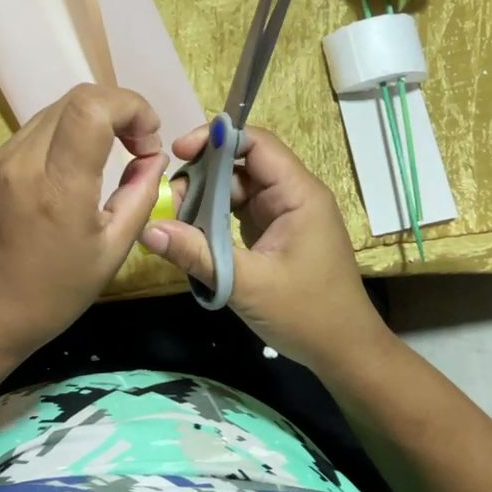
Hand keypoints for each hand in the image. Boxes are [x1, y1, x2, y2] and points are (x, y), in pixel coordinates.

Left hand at [0, 84, 167, 362]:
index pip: (92, 107)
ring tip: (112, 154)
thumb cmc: (53, 293)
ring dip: (93, 120)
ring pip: (56, 110)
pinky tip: (77, 167)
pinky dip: (67, 135)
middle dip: (119, 110)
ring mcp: (0, 159)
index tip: (148, 140)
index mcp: (57, 186)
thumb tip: (154, 157)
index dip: (130, 108)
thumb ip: (140, 195)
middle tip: (138, 146)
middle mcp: (23, 161)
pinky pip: (36, 131)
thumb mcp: (112, 251)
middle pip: (77, 98)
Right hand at [139, 126, 387, 368]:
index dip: (216, 139)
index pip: (256, 144)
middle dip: (201, 174)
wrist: (344, 352)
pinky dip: (213, 218)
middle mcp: (292, 196)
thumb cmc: (306, 314)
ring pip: (235, 189)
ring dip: (204, 198)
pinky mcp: (273, 234)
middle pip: (240, 164)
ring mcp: (283, 215)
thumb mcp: (246, 284)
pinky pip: (237, 212)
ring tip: (173, 218)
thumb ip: (196, 254)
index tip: (177, 152)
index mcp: (298, 195)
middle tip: (168, 198)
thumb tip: (148, 229)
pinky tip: (190, 232)